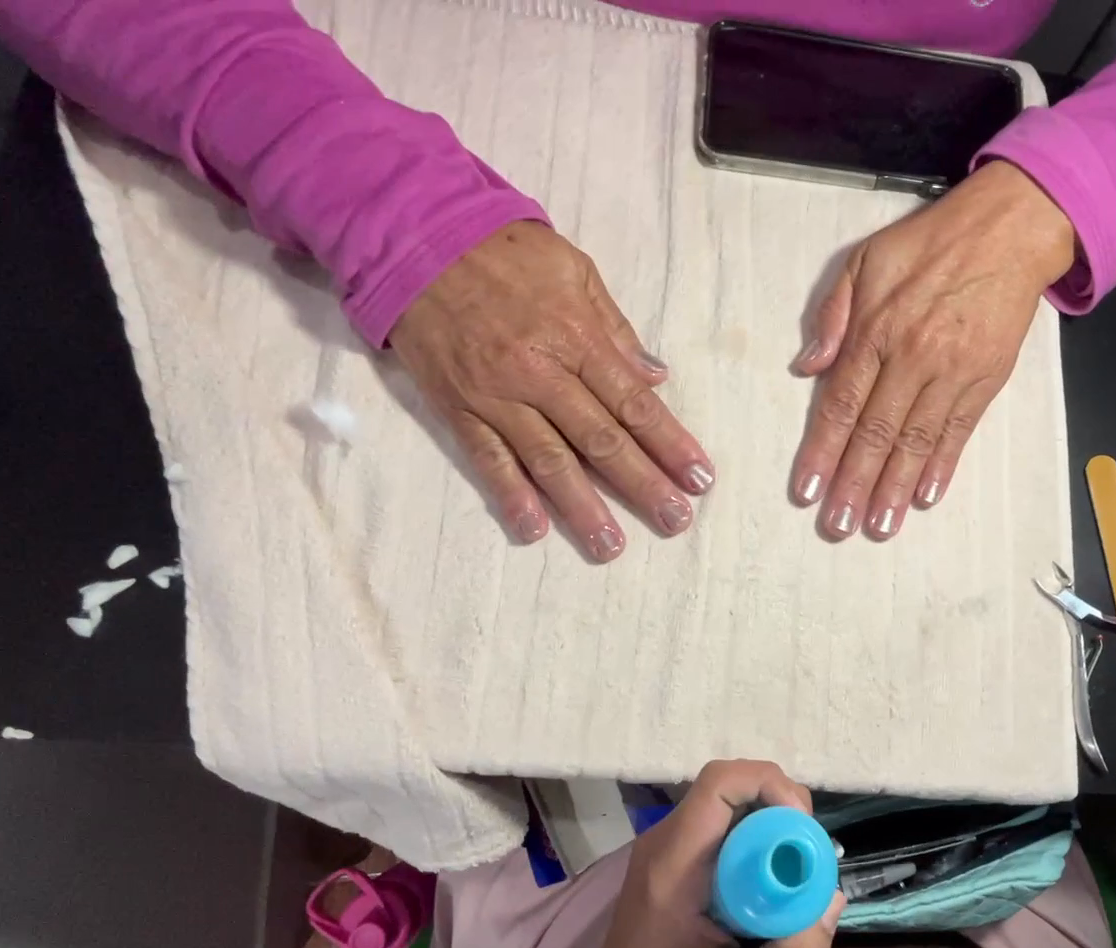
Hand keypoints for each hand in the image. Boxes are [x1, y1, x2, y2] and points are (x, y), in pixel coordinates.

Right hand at [390, 222, 715, 561]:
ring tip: (612, 547)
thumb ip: (618, 330)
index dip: (671, 445)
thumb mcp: (577, 272)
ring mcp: (497, 396)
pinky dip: (511, 495)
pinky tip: (535, 529)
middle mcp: (541, 374)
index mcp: (578, 339)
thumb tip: (658, 377)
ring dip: (584, 507)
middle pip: (601, 441)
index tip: (700, 478)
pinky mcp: (457, 408)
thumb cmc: (506, 252)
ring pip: (549, 460)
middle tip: (675, 521)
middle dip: (643, 485)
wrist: (415, 232)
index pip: (635, 404)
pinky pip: (487, 459)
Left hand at [512, 761, 843, 947]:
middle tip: (806, 854)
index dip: (770, 785)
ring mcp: (665, 844)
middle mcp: (665, 840)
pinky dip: (753, 835)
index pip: (719, 783)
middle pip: (730, 785)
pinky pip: (721, 821)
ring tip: (792, 868)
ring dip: (769, 821)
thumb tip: (832, 901)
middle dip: (780, 805)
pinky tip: (767, 877)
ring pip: (728, 800)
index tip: (803, 829)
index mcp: (674, 865)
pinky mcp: (672, 854)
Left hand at [791, 161, 1073, 540]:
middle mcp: (910, 358)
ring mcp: (951, 372)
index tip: (806, 491)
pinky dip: (942, 465)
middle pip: (875, 432)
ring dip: (894, 487)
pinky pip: (960, 430)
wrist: (1009, 229)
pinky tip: (925, 497)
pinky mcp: (986, 379)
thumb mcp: (865, 260)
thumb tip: (807, 368)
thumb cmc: (929, 244)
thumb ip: (832, 315)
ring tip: (879, 527)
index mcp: (874, 330)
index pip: (840, 404)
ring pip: (916, 440)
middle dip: (854, 484)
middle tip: (838, 527)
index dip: (822, 452)